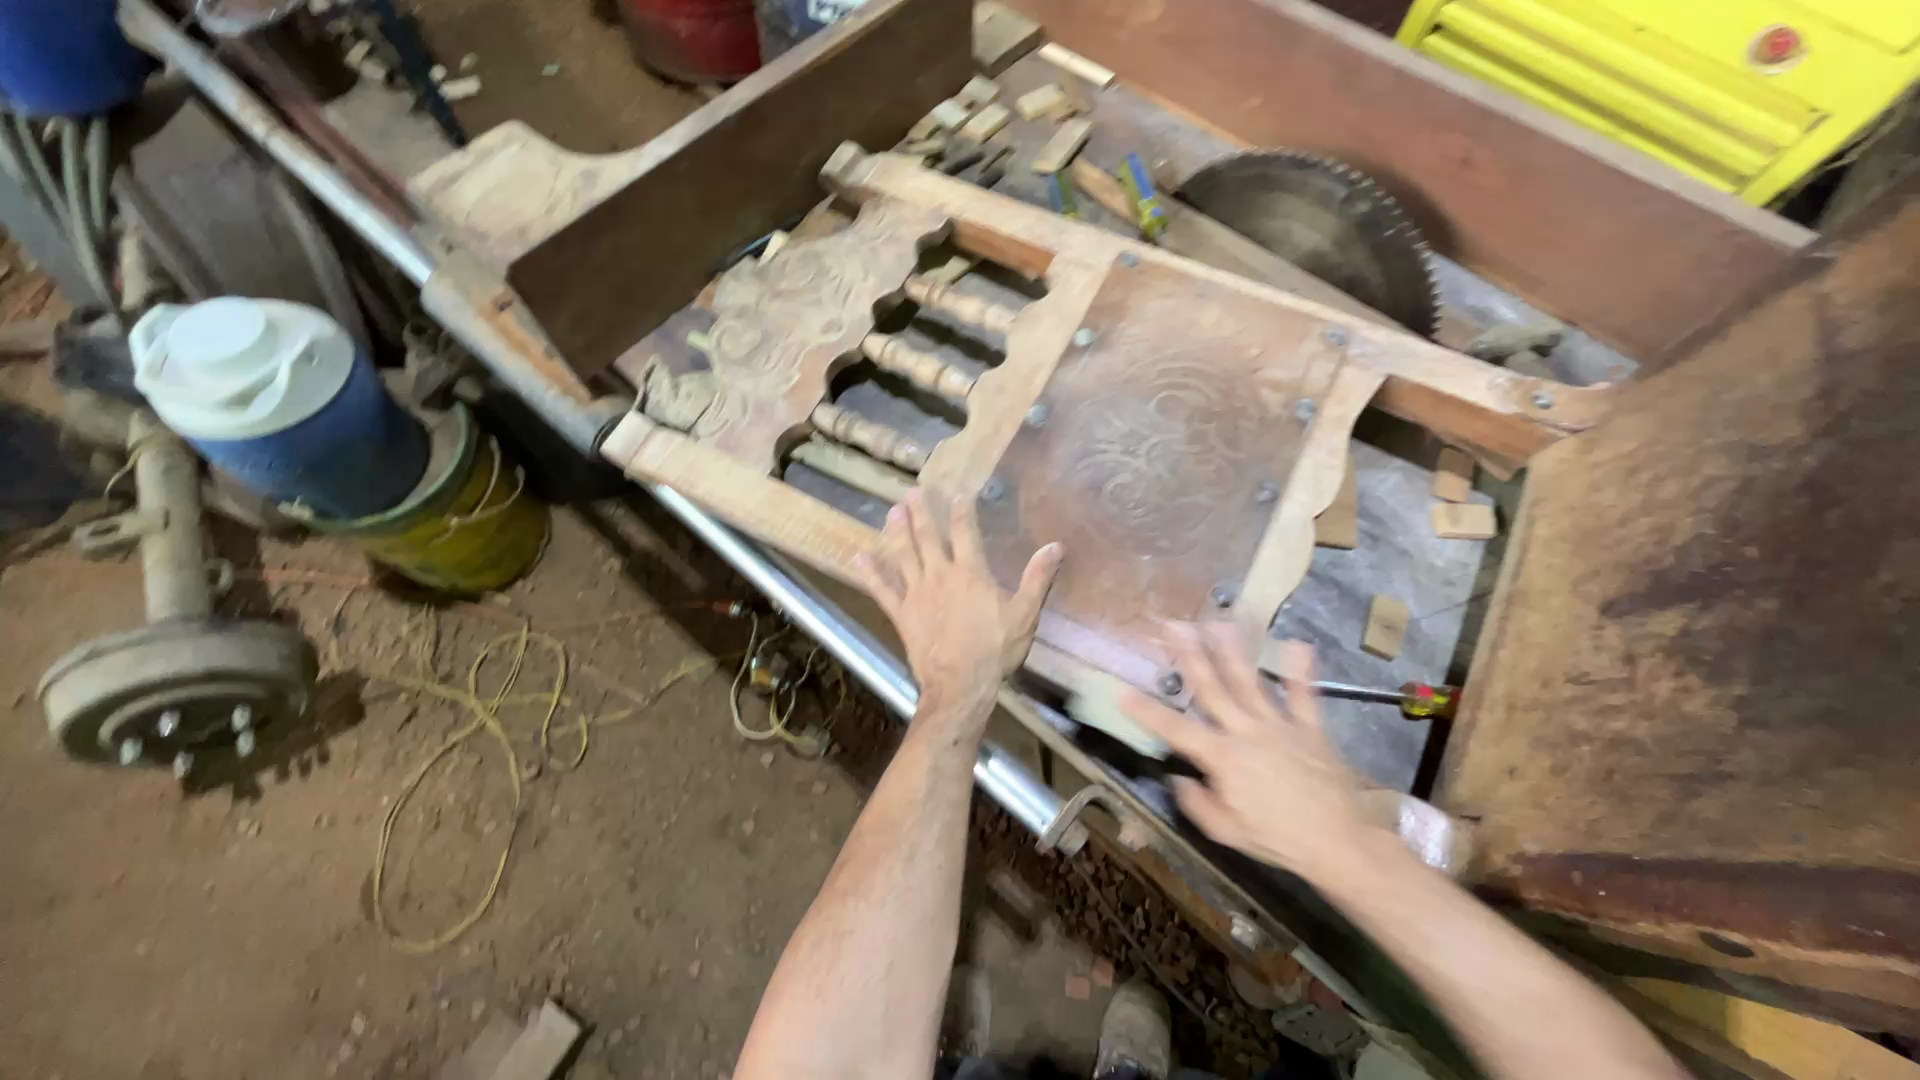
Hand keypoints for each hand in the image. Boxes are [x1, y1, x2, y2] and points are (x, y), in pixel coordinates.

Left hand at [853, 489, 1063, 728]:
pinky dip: (870, 573)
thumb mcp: (1025, 614)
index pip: (965, 532)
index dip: (962, 510)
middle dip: (920, 513)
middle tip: (911, 492)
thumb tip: (1056, 546)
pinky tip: (859, 557)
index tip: (957, 493)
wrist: (961, 684)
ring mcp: (916, 594)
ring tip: (891, 512)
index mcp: (971, 572)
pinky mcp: (901, 614)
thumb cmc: (996, 649)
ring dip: (897, 531)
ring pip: (903, 555)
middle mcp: (940, 575)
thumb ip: (1038, 577)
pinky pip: (882, 589)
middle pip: (927, 537)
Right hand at [1124, 625, 1374, 879]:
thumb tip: (1179, 777)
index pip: (1175, 729)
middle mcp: (1247, 731)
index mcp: (1222, 757)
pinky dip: (1301, 670)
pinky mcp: (1311, 729)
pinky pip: (1305, 695)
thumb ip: (1197, 801)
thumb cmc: (1278, 839)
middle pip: (1212, 688)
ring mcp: (1280, 725)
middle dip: (1190, 655)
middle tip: (1175, 625)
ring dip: (1233, 651)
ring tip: (1219, 622)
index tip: (1122, 690)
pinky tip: (1298, 644)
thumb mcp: (1226, 831)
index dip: (1146, 710)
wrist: (1340, 843)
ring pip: (1250, 682)